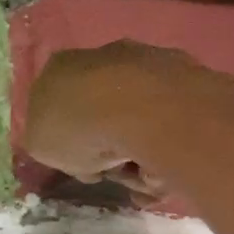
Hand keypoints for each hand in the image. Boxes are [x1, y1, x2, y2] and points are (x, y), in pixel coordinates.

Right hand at [24, 40, 219, 196]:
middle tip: (122, 173)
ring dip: (145, 148)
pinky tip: (175, 164)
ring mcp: (148, 60)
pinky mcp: (191, 72)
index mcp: (57, 67)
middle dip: (112, 146)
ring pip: (143, 113)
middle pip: (103, 108)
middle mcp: (100, 56)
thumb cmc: (78, 127)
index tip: (86, 165)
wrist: (147, 110)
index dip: (69, 139)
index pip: (56, 104)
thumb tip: (77, 153)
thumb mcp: (41, 148)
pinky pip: (177, 114)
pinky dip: (175, 140)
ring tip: (152, 177)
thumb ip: (51, 146)